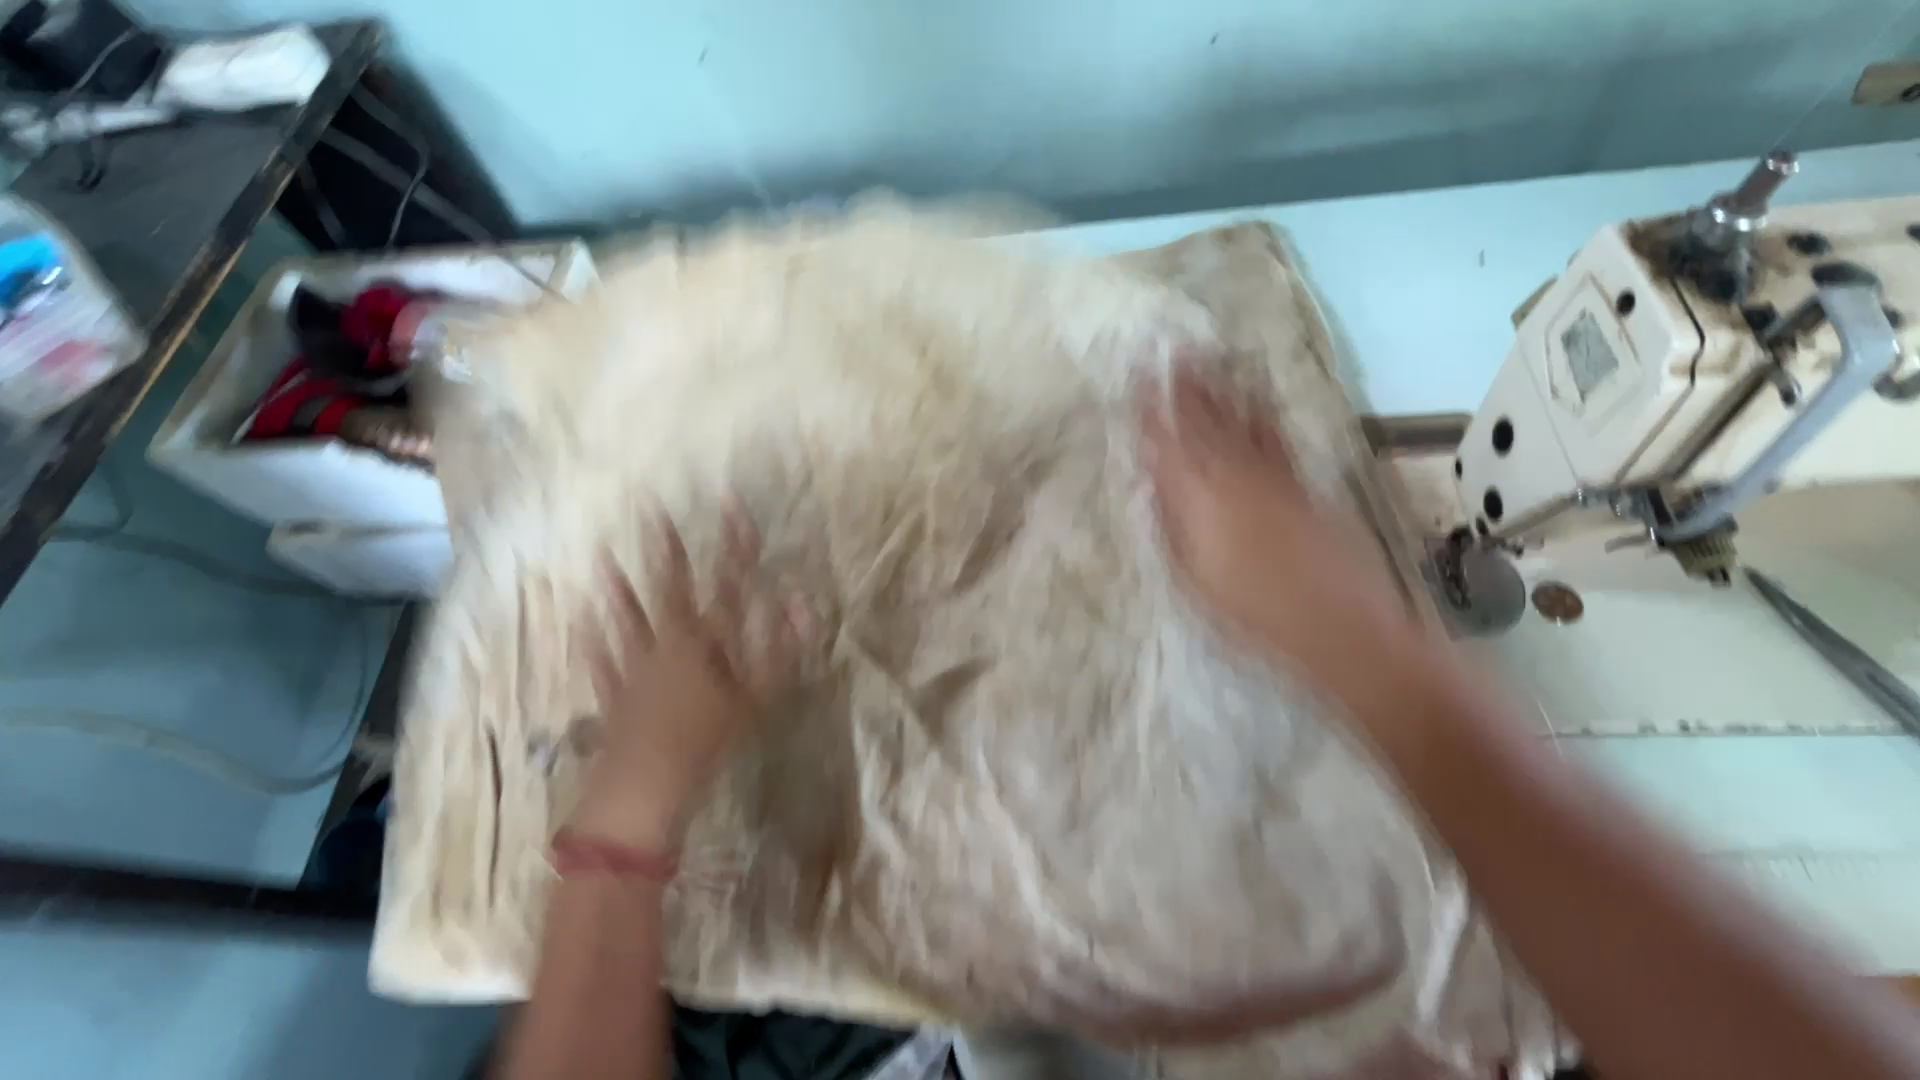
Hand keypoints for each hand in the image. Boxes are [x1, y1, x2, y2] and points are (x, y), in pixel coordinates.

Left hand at [568, 503, 815, 852]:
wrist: (650, 781)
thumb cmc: (712, 737)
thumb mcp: (760, 694)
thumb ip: (783, 645)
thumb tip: (801, 601)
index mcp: (707, 639)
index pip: (727, 580)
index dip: (732, 542)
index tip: (731, 505)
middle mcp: (669, 640)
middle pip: (670, 586)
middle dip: (666, 547)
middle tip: (652, 509)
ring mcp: (636, 664)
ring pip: (627, 617)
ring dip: (616, 587)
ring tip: (601, 555)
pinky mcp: (613, 690)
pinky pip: (601, 660)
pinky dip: (590, 642)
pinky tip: (578, 622)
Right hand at [1135, 368, 1423, 711]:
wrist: (1337, 621)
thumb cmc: (1250, 611)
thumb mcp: (1191, 576)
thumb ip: (1171, 525)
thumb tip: (1156, 486)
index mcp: (1197, 497)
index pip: (1166, 440)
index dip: (1151, 406)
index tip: (1140, 376)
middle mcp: (1234, 473)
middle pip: (1205, 418)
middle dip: (1187, 381)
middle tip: (1175, 346)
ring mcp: (1272, 472)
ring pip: (1242, 416)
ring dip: (1224, 382)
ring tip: (1212, 351)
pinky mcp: (1303, 479)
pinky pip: (1276, 430)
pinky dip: (1264, 405)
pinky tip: (1259, 390)